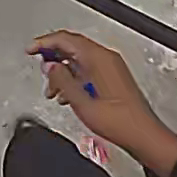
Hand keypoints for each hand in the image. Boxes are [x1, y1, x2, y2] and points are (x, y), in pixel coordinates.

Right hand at [29, 30, 176, 176]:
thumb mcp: (82, 102)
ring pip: (78, 59)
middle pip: (72, 46)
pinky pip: (87, 68)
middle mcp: (106, 58)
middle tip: (40, 69)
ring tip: (52, 89)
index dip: (44, 42)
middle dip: (52, 57)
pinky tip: (67, 93)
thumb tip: (50, 66)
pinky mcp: (113, 77)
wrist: (145, 137)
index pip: (65, 39)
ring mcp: (111, 67)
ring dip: (62, 71)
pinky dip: (73, 76)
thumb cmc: (120, 122)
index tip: (31, 49)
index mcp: (99, 59)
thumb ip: (62, 80)